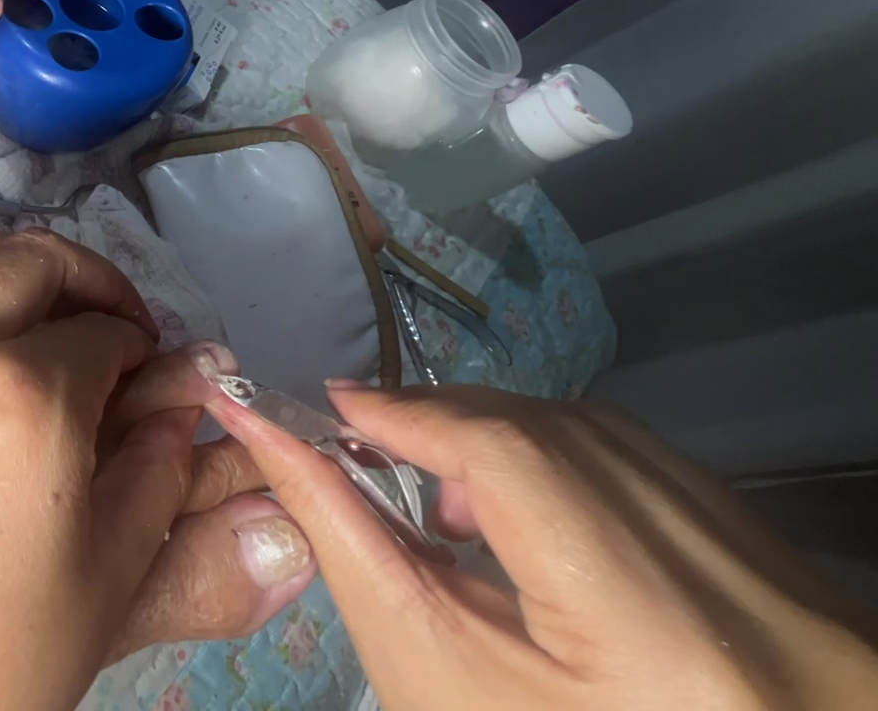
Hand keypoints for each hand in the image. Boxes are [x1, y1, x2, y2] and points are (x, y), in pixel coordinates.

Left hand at [0, 199, 242, 710]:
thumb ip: (156, 472)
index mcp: (26, 395)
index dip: (140, 348)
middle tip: (104, 320)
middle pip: (33, 265)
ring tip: (20, 289)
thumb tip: (186, 400)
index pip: (106, 334)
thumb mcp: (103, 578)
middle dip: (86, 281)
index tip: (146, 367)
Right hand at [205, 380, 877, 709]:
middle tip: (372, 434)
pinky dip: (565, 455)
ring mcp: (800, 588)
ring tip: (444, 483)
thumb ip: (343, 532)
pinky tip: (525, 504)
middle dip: (452, 419)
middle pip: (572, 435)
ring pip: (617, 439)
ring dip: (505, 432)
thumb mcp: (421, 662)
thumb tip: (266, 431)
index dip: (419, 414)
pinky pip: (658, 470)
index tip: (339, 405)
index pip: (523, 461)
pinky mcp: (803, 582)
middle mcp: (763, 600)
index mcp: (661, 642)